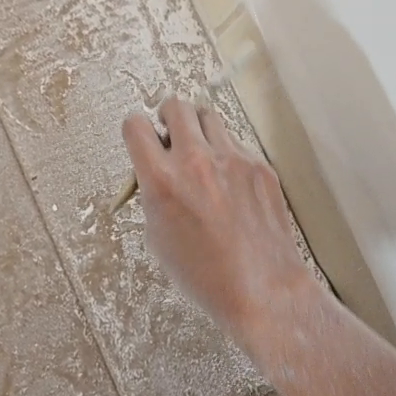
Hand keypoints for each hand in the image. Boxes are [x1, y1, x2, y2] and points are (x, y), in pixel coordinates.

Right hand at [122, 98, 315, 342]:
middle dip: (167, 118)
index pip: (135, 125)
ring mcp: (232, 160)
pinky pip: (236, 142)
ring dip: (198, 129)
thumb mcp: (157, 237)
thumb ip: (152, 195)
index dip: (135, 131)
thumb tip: (155, 172)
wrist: (261, 289)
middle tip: (170, 136)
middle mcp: (196, 162)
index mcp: (162, 181)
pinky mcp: (259, 166)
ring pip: (208, 116)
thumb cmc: (205, 275)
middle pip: (175, 106)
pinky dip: (226, 153)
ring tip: (201, 155)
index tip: (140, 138)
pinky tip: (228, 183)